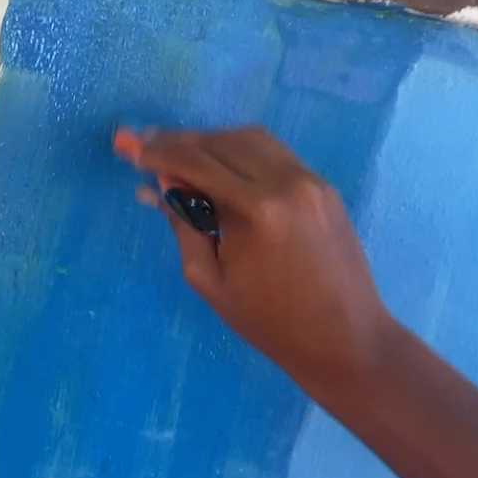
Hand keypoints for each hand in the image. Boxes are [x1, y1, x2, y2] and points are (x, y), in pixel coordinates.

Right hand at [117, 126, 398, 398]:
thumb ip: (183, 224)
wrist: (347, 340)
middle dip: (178, 142)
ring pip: (248, 138)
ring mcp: (310, 180)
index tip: (129, 150)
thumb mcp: (208, 279)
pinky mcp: (323, 186)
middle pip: (219, 141)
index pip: (195, 161)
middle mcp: (286, 182)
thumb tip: (158, 186)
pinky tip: (219, 167)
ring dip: (209, 142)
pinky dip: (238, 151)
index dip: (157, 152)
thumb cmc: (270, 321)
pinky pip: (272, 152)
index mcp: (256, 210)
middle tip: (146, 149)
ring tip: (180, 157)